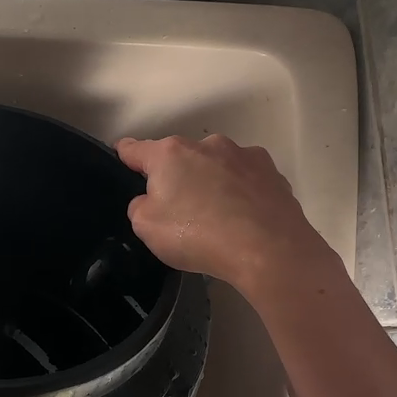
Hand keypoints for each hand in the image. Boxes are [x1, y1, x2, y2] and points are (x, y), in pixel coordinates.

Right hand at [115, 134, 334, 293]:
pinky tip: (241, 220)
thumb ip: (140, 205)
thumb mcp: (144, 226)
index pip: (134, 148)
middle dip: (174, 176)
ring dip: (209, 182)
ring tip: (215, 218)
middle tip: (176, 211)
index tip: (123, 164)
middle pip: (178, 157)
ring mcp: (245, 155)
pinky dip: (238, 193)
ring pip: (214, 165)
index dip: (124, 157)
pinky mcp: (273, 173)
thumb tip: (154, 199)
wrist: (269, 252)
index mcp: (170, 153)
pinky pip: (244, 179)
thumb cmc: (197, 235)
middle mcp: (207, 144)